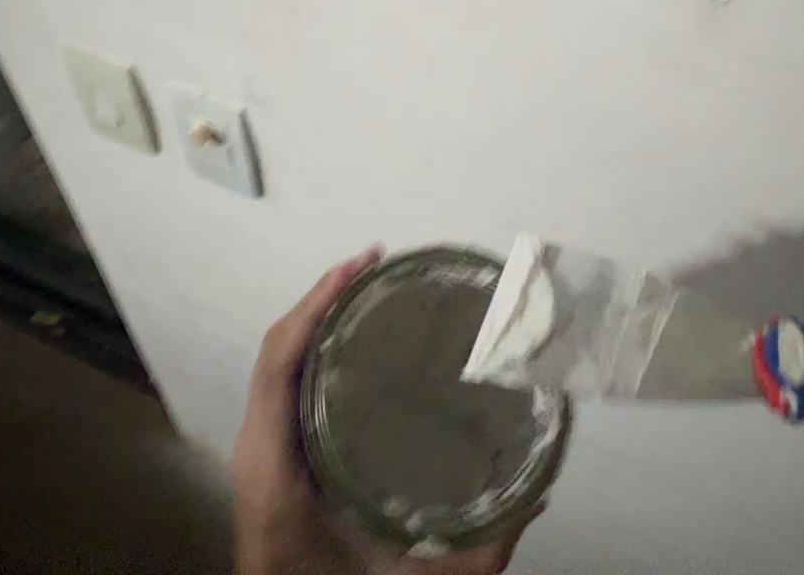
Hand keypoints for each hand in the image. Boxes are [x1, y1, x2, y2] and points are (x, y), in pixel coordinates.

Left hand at [230, 246, 538, 574]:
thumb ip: (484, 544)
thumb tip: (542, 489)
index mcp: (277, 470)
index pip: (279, 365)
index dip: (315, 307)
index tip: (359, 267)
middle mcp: (261, 450)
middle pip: (280, 348)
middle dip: (322, 294)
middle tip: (376, 261)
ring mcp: (262, 450)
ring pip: (281, 362)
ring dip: (317, 314)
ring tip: (368, 282)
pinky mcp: (274, 456)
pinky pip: (287, 383)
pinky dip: (313, 343)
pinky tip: (353, 334)